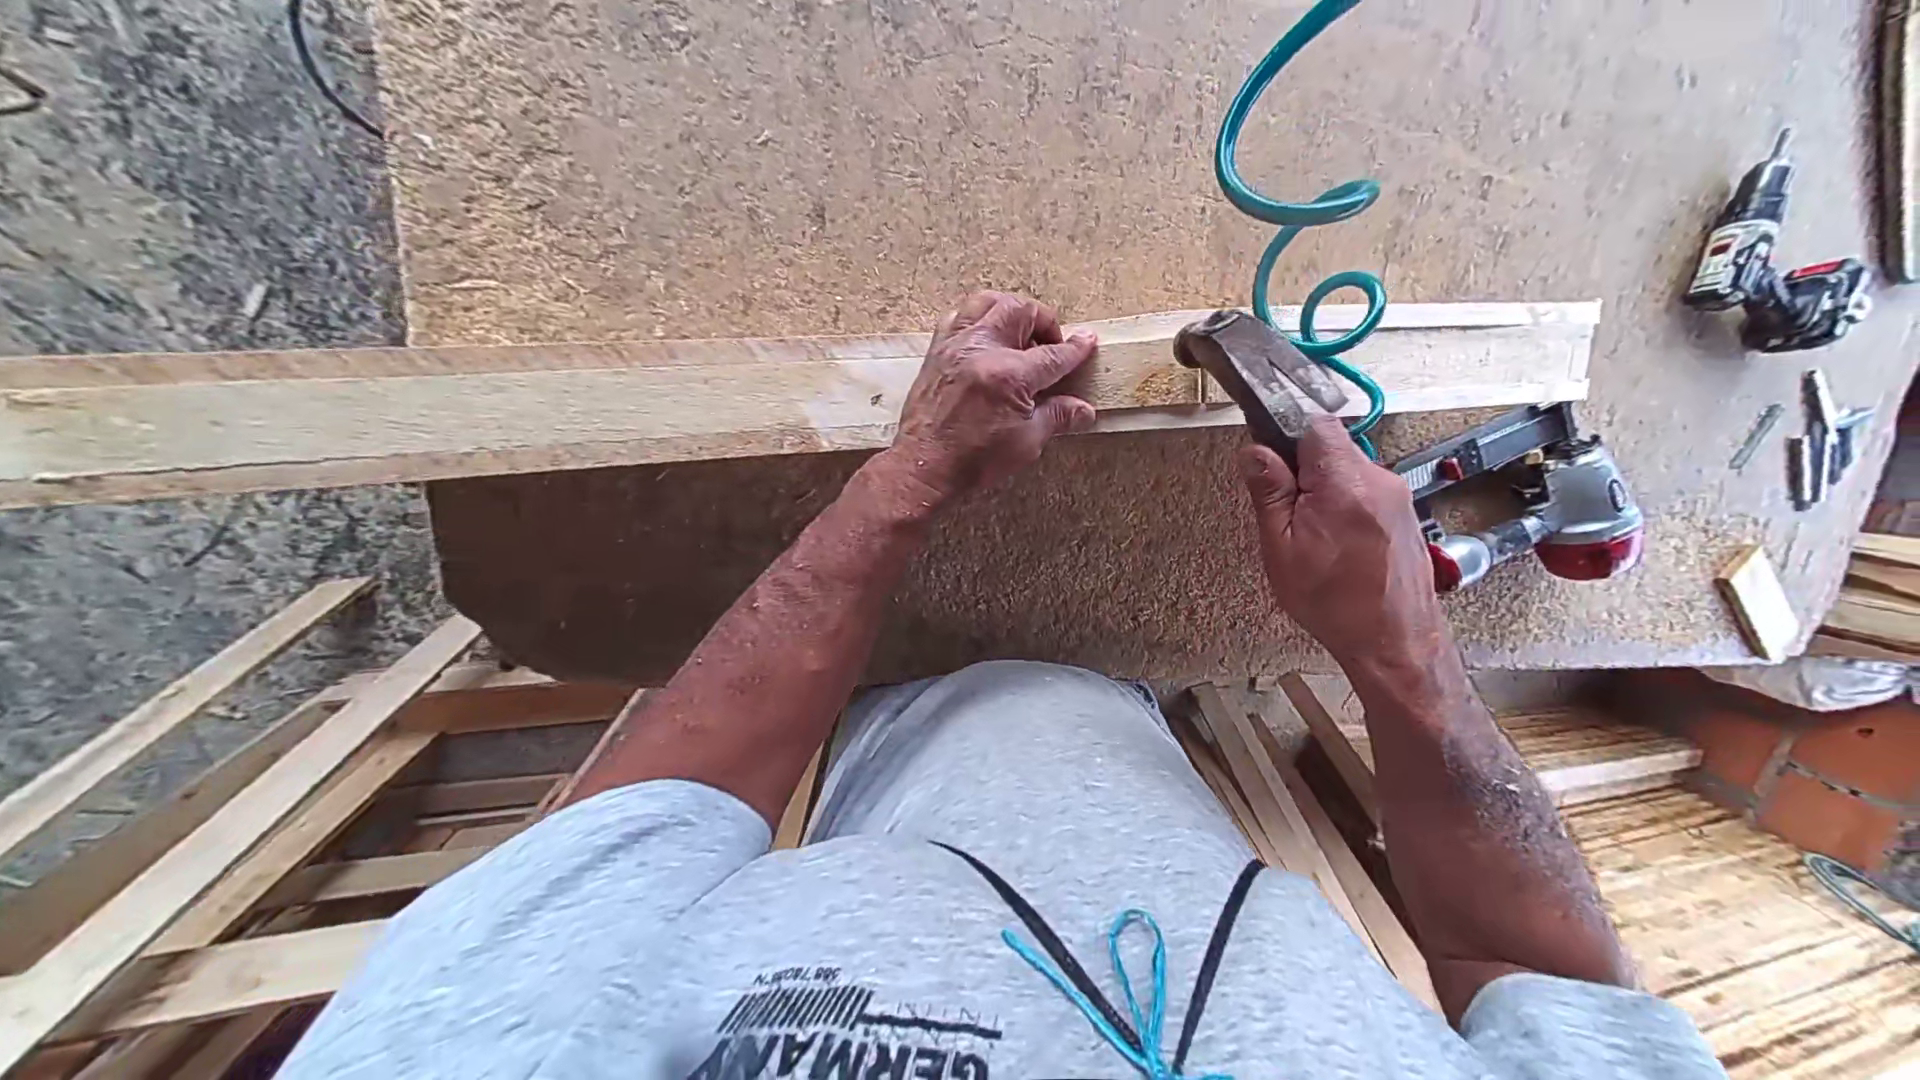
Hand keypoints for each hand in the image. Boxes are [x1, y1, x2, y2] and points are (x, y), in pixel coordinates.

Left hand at [881, 291, 1097, 507]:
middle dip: (1044, 322)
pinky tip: (986, 339)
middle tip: (1051, 345)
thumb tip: (1083, 410)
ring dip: (1009, 312)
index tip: (1087, 342)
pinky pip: (958, 316)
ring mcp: (956, 347)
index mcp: (1009, 375)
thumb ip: (1056, 417)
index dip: (1076, 349)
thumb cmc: (973, 461)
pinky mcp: (937, 353)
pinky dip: (977, 319)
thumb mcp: (1027, 443)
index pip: (1053, 354)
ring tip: (1019, 335)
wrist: (925, 468)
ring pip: (987, 302)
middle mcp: (981, 350)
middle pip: (1021, 311)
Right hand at [1239, 415, 1451, 675]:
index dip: (1285, 434)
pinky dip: (1340, 502)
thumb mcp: (1281, 548)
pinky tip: (1330, 538)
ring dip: (1321, 487)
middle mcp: (1378, 481)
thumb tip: (1255, 452)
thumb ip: (1269, 492)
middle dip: (1300, 468)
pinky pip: (1362, 488)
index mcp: (1344, 484)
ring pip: (1346, 468)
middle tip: (1283, 507)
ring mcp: (1395, 495)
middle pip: (1331, 446)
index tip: (1267, 456)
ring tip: (1307, 531)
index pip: (1315, 425)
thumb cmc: (1336, 602)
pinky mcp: (1402, 511)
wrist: (1393, 640)